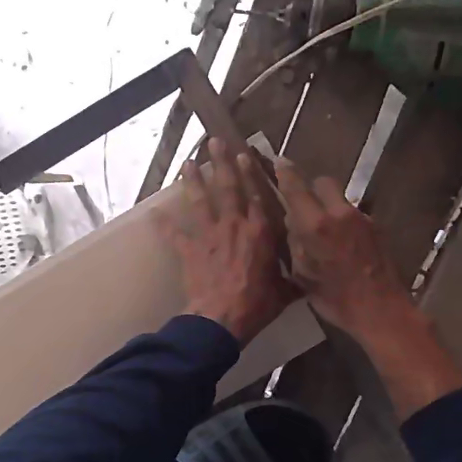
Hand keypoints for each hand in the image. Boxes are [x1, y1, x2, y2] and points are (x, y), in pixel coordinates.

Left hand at [162, 139, 295, 343]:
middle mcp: (233, 226)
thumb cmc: (256, 305)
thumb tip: (307, 275)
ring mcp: (209, 236)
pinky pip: (174, 235)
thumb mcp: (284, 291)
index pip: (256, 195)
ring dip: (193, 181)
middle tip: (213, 142)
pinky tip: (154, 213)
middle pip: (227, 188)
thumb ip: (294, 277)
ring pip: (200, 202)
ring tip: (187, 163)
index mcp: (259, 232)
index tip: (244, 153)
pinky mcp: (189, 251)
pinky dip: (164, 225)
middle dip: (220, 163)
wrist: (221, 319)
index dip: (250, 173)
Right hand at [275, 158, 461, 418]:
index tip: (280, 162)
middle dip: (312, 189)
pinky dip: (345, 221)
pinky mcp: (377, 227)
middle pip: (323, 183)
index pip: (296, 187)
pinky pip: (354, 214)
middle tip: (305, 206)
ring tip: (326, 230)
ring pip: (340, 199)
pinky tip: (344, 243)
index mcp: (315, 225)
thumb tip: (293, 224)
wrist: (381, 310)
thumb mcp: (303, 275)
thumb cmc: (336, 299)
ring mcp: (362, 218)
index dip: (286, 173)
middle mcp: (339, 213)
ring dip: (330, 206)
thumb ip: (295, 244)